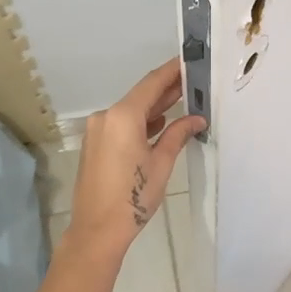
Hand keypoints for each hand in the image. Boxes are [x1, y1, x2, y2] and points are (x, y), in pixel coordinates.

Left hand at [64, 58, 205, 262]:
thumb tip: (196, 120)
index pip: (152, 84)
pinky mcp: (94, 145)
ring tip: (181, 105)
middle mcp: (106, 117)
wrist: (98, 229)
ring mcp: (96, 131)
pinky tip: (158, 126)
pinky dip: (138, 124)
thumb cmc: (133, 198)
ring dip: (153, 109)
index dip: (172, 72)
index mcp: (123, 117)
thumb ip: (177, 135)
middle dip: (165, 91)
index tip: (189, 61)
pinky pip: (119, 126)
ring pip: (129, 112)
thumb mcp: (161, 164)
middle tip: (192, 84)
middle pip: (140, 96)